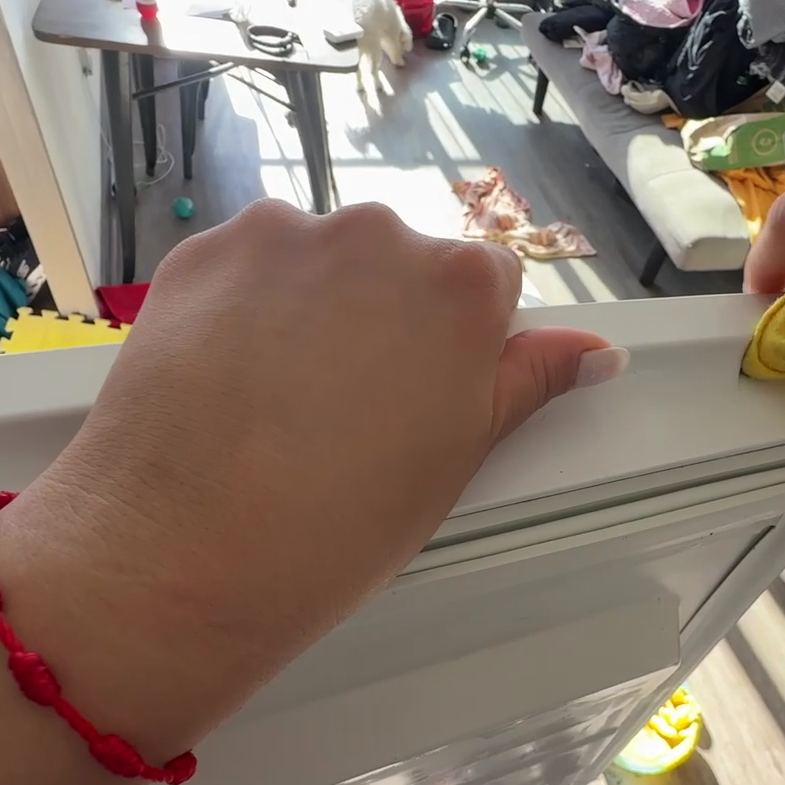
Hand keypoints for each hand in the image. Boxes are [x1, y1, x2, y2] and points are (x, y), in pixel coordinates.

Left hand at [0, 202, 613, 727]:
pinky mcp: (207, 250)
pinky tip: (236, 373)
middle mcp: (379, 234)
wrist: (185, 551)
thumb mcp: (460, 454)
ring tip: (287, 393)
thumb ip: (530, 382)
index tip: (432, 390)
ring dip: (324, 303)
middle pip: (407, 263)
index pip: (491, 282)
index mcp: (461, 285)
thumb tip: (598, 352)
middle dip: (395, 315)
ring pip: (329, 259)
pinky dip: (255, 301)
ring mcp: (284, 233)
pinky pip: (256, 262)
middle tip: (356, 402)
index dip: (465, 340)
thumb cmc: (344, 520)